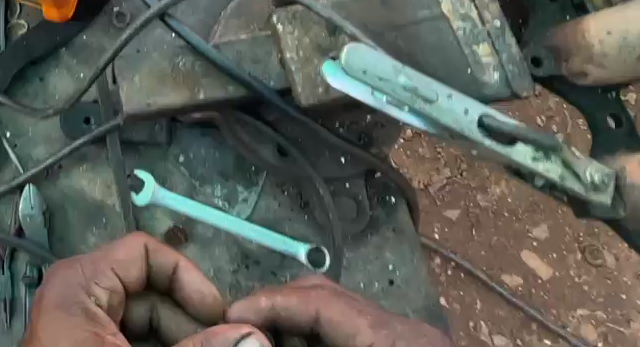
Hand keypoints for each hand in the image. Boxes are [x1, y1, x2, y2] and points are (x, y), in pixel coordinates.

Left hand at [22, 232, 265, 346]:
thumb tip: (257, 338)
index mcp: (81, 282)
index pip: (144, 253)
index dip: (189, 278)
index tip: (225, 317)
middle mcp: (80, 296)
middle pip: (151, 292)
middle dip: (193, 322)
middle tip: (233, 345)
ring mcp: (83, 329)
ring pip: (147, 325)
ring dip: (183, 342)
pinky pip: (132, 345)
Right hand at [227, 276, 451, 346]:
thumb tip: (248, 338)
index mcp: (391, 339)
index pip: (318, 298)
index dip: (268, 303)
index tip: (229, 316)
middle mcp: (404, 331)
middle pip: (328, 297)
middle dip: (279, 310)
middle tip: (240, 329)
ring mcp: (410, 344)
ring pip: (340, 317)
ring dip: (299, 328)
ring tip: (265, 342)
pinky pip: (355, 337)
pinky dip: (321, 344)